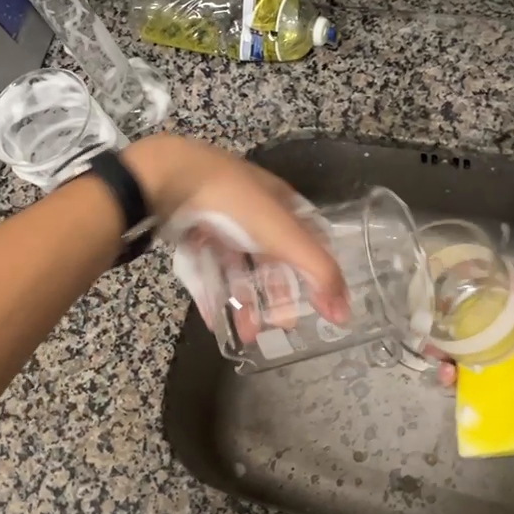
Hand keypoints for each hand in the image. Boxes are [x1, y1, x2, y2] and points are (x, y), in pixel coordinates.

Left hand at [124, 135, 349, 321]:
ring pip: (237, 267)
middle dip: (278, 296)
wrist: (169, 179)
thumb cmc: (235, 204)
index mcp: (281, 203)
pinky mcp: (190, 231)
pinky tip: (214, 319)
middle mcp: (252, 210)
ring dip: (245, 302)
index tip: (324, 306)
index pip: (309, 241)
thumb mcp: (285, 236)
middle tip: (283, 327)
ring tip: (247, 335)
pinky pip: (206, 268)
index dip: (318, 273)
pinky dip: (212, 293)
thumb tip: (344, 311)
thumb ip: (317, 270)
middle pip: (272, 260)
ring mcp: (219, 220)